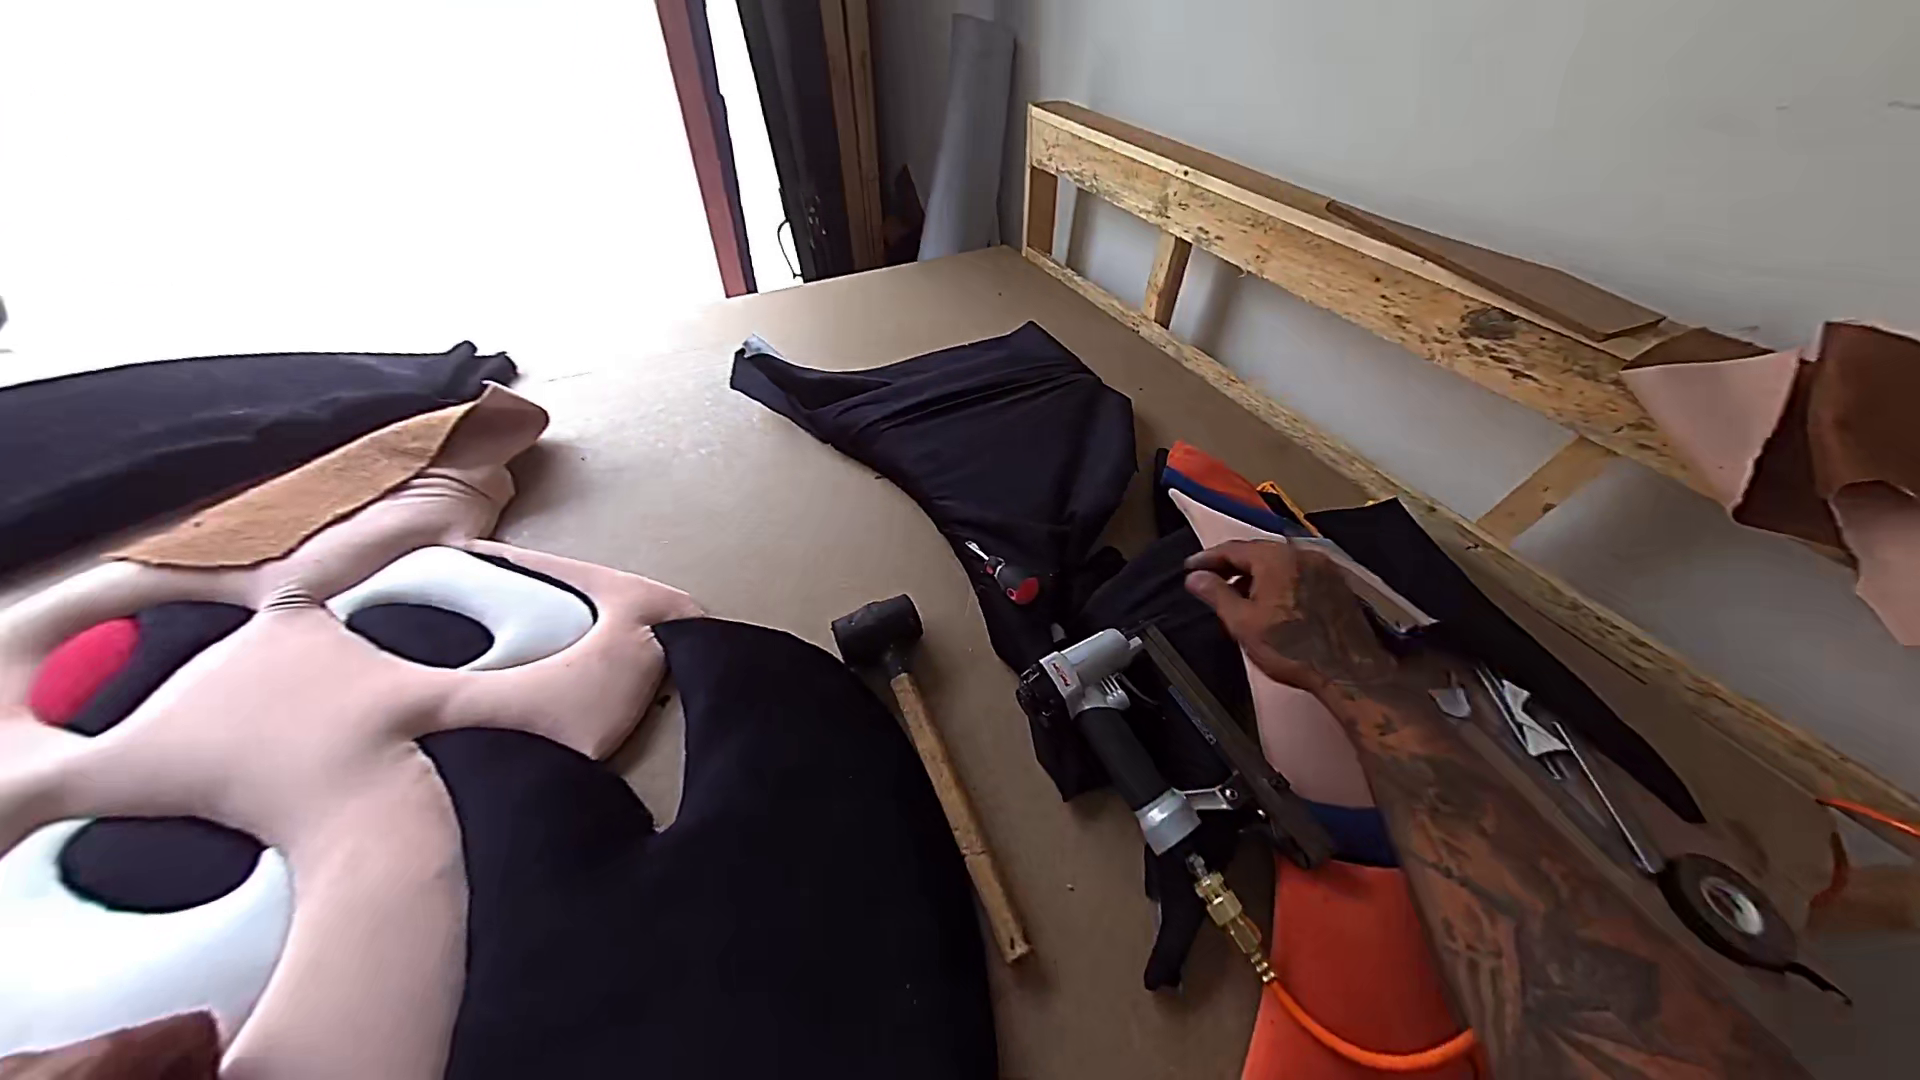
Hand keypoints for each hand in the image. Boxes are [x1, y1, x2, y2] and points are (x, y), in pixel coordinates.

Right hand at [1183, 539, 1395, 695]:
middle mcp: (1302, 556)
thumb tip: (1196, 578)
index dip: (1206, 559)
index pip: (1231, 549)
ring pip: (1278, 564)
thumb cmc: (1295, 649)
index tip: (1192, 568)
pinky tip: (1268, 604)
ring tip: (1237, 597)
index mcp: (1275, 558)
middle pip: (1257, 553)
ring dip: (1255, 576)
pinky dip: (1278, 583)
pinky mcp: (1337, 586)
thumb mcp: (1241, 621)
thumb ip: (1215, 593)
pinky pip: (1297, 575)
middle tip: (1210, 581)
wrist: (1348, 674)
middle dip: (1231, 567)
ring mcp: (1324, 569)